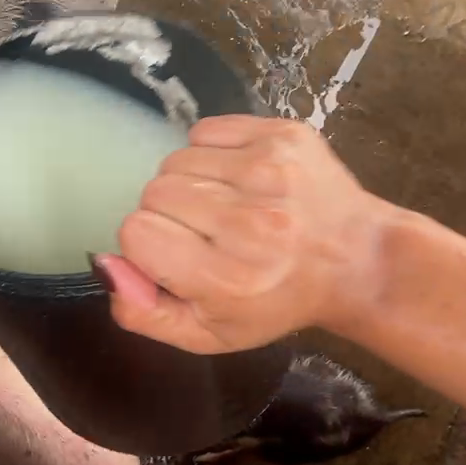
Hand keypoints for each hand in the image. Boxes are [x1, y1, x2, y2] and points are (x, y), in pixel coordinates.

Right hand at [95, 115, 389, 353]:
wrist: (358, 259)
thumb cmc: (273, 302)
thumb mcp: (206, 334)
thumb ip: (143, 313)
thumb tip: (106, 263)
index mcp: (228, 277)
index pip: (136, 233)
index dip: (147, 245)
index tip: (178, 256)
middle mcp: (251, 224)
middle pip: (153, 192)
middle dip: (166, 213)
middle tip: (203, 232)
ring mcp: (270, 172)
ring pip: (175, 161)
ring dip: (187, 182)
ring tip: (222, 205)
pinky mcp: (283, 136)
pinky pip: (204, 130)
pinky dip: (209, 152)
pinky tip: (236, 178)